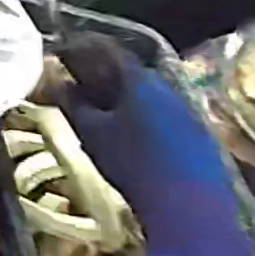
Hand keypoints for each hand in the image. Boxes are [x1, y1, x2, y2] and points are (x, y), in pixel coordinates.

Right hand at [56, 33, 254, 255]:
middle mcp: (168, 88)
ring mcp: (187, 111)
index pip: (107, 50)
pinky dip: (138, 110)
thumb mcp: (91, 132)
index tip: (61, 51)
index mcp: (139, 81)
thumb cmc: (131, 163)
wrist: (189, 207)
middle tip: (74, 78)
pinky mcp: (198, 134)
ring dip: (120, 92)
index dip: (81, 47)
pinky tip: (125, 127)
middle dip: (100, 71)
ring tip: (96, 103)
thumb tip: (56, 82)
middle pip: (128, 70)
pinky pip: (161, 110)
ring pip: (145, 91)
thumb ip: (72, 102)